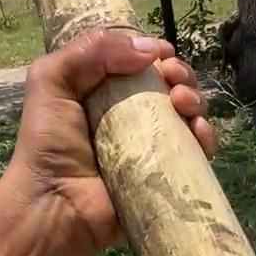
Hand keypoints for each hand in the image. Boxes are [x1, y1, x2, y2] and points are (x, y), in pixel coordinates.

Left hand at [0, 29, 214, 255]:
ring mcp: (151, 146)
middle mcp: (129, 115)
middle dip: (181, 74)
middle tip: (174, 80)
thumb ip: (91, 50)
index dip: (156, 54)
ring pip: (188, 114)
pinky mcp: (166, 174)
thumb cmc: (49, 143)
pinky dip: (205, 136)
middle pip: (170, 85)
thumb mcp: (52, 80)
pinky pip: (197, 152)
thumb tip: (152, 50)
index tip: (162, 55)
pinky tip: (199, 132)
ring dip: (196, 100)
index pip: (141, 63)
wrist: (55, 205)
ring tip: (183, 104)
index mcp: (103, 91)